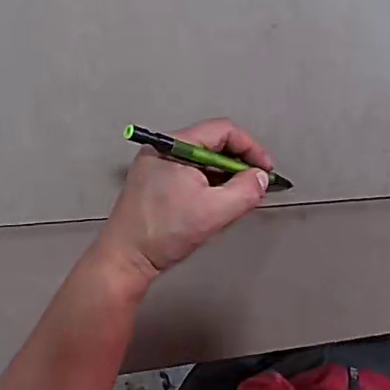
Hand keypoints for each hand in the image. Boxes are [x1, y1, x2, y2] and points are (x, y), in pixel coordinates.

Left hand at [95, 118, 274, 278]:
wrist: (125, 257)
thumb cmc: (157, 233)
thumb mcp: (214, 211)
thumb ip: (245, 191)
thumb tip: (259, 178)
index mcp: (173, 146)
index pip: (222, 131)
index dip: (250, 148)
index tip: (264, 168)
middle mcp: (162, 150)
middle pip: (212, 144)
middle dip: (238, 164)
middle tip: (254, 184)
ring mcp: (156, 166)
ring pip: (201, 161)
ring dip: (223, 177)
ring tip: (235, 199)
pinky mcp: (154, 183)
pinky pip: (189, 174)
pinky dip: (208, 185)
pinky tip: (214, 205)